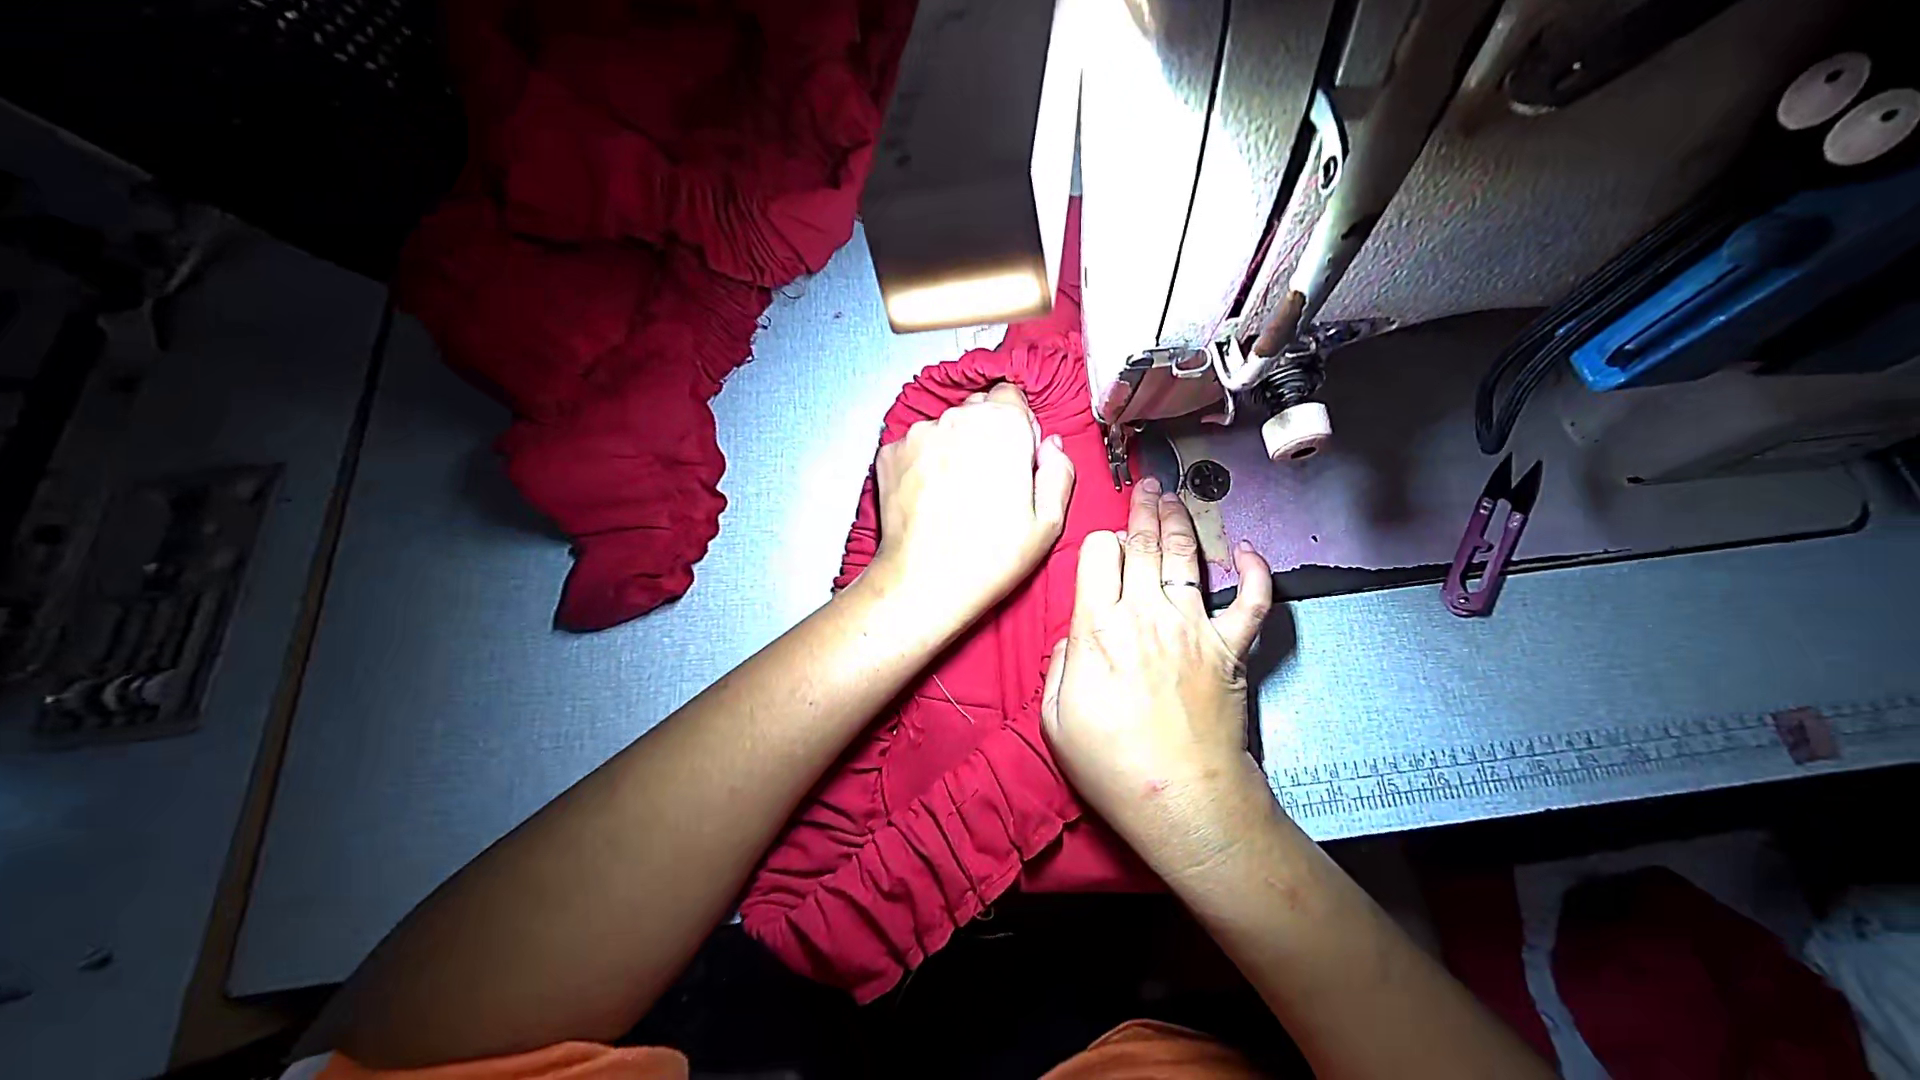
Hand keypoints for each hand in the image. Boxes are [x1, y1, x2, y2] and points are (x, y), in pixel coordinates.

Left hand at [862, 382, 1074, 637]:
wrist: (924, 584)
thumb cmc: (988, 558)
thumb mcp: (1049, 522)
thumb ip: (1059, 471)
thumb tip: (1051, 447)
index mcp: (1002, 425)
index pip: (1012, 398)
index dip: (1018, 428)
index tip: (1017, 459)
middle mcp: (957, 418)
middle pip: (977, 410)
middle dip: (985, 436)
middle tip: (988, 483)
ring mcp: (917, 434)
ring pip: (944, 429)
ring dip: (952, 449)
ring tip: (956, 496)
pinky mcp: (889, 454)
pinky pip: (914, 448)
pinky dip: (922, 465)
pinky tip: (931, 499)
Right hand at [1040, 478, 1272, 877]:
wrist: (1182, 800)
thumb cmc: (1112, 766)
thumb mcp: (1055, 719)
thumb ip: (1057, 666)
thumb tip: (1074, 638)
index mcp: (1097, 629)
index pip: (1097, 556)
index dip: (1099, 541)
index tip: (1102, 545)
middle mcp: (1146, 615)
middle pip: (1143, 544)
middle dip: (1142, 509)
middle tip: (1146, 487)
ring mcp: (1193, 627)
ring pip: (1187, 556)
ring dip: (1181, 521)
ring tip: (1175, 498)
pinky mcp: (1230, 648)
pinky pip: (1251, 600)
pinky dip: (1254, 571)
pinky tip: (1247, 550)